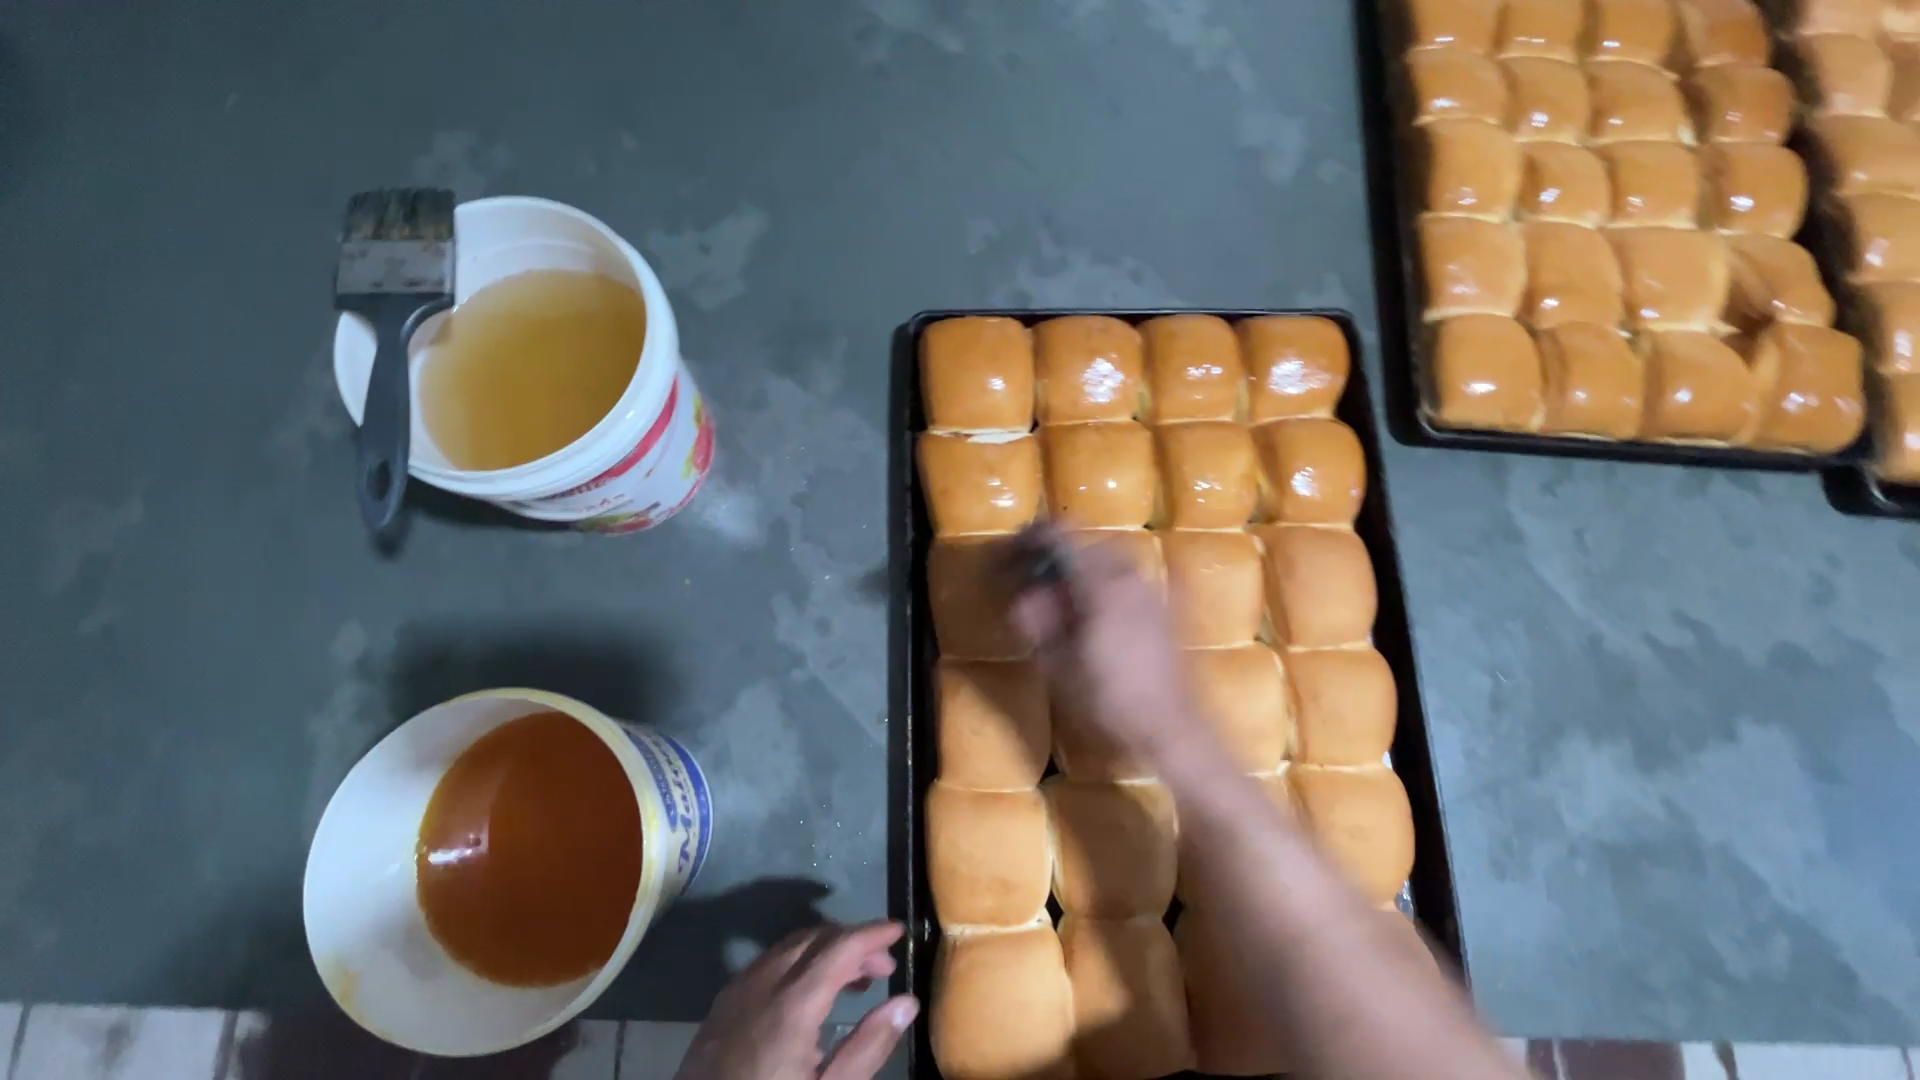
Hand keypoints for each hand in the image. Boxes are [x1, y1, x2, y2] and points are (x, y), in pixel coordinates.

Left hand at [674, 921, 917, 1079]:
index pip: (841, 947)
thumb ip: (868, 1047)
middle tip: (883, 967)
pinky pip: (769, 961)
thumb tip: (907, 1002)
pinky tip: (809, 991)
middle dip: (853, 942)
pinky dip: (799, 960)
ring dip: (826, 950)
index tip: (898, 930)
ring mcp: (740, 988)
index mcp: (794, 1005)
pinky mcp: (724, 1002)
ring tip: (853, 979)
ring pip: (791, 945)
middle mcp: (765, 982)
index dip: (872, 934)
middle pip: (817, 938)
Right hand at [1008, 525, 1198, 764]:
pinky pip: (1129, 579)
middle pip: (1086, 543)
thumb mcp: (1059, 664)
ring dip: (1082, 568)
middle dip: (1056, 555)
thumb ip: (1038, 623)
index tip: (1011, 551)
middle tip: (1033, 579)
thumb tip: (1024, 600)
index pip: (1061, 535)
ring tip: (1062, 597)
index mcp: (1102, 583)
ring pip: (1109, 559)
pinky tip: (1094, 611)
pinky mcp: (1167, 607)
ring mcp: (1153, 589)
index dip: (1032, 537)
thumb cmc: (1109, 700)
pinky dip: (1106, 583)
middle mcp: (1130, 575)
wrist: (1170, 727)